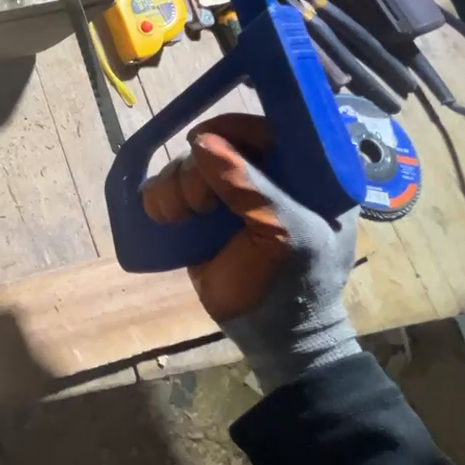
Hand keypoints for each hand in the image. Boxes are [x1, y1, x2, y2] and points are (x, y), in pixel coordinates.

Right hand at [144, 113, 360, 391]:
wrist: (270, 337)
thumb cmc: (292, 284)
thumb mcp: (285, 235)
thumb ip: (250, 188)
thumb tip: (201, 143)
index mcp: (306, 178)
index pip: (269, 129)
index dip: (235, 127)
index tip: (204, 141)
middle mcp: (266, 178)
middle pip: (217, 144)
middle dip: (197, 168)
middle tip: (199, 202)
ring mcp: (230, 195)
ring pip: (187, 165)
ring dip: (174, 186)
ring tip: (178, 217)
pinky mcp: (199, 213)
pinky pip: (168, 186)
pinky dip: (159, 196)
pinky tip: (165, 217)